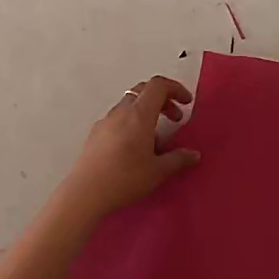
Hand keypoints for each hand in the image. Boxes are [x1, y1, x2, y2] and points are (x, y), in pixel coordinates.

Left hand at [55, 75, 199, 219]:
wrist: (86, 192)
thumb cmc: (125, 178)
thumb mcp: (158, 171)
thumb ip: (178, 159)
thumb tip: (193, 154)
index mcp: (138, 115)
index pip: (158, 86)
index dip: (176, 88)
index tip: (186, 102)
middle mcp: (120, 112)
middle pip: (142, 91)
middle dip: (162, 100)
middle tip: (175, 118)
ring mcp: (104, 122)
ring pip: (129, 106)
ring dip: (146, 114)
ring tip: (156, 140)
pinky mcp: (94, 134)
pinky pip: (117, 120)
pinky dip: (131, 124)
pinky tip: (133, 148)